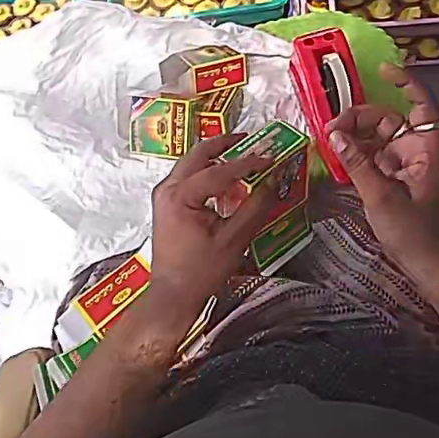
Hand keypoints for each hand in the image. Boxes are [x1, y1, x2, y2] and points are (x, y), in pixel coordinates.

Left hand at [116, 134, 275, 365]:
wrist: (173, 296)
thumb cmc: (200, 272)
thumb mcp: (234, 239)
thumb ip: (255, 207)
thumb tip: (274, 182)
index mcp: (180, 195)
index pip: (219, 171)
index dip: (248, 163)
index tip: (270, 158)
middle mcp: (167, 189)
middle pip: (199, 155)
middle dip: (226, 146)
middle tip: (251, 141)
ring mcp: (164, 195)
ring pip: (192, 164)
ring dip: (217, 159)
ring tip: (243, 159)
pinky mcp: (167, 204)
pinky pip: (189, 179)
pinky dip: (209, 174)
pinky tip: (228, 182)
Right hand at [327, 63, 438, 276]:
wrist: (427, 263)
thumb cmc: (414, 232)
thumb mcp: (381, 196)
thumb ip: (356, 163)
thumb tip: (333, 135)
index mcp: (426, 149)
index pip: (421, 104)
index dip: (405, 83)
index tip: (383, 70)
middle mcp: (416, 150)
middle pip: (388, 120)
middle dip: (360, 118)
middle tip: (331, 128)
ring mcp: (404, 164)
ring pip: (377, 137)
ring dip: (354, 136)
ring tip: (328, 140)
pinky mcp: (393, 178)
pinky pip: (372, 155)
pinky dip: (356, 152)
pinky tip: (336, 154)